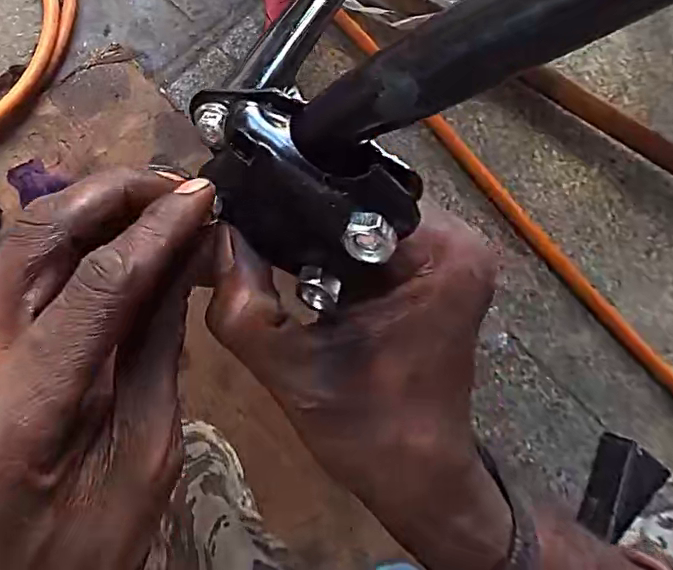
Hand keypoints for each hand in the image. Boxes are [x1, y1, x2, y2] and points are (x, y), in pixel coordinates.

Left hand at [0, 171, 216, 569]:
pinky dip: (64, 246)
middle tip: (170, 184)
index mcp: (8, 423)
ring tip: (148, 201)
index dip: (153, 229)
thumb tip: (186, 250)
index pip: (91, 288)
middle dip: (109, 194)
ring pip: (13, 246)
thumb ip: (158, 347)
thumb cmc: (79, 566)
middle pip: (32, 239)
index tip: (199, 195)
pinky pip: (6, 277)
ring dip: (87, 210)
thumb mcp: (142, 465)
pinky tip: (107, 240)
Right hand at [206, 213, 511, 569]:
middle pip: (353, 194)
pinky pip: (367, 230)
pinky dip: (332, 246)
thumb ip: (242, 305)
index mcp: (440, 252)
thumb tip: (218, 233)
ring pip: (356, 209)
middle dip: (301, 215)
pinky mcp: (432, 261)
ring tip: (274, 254)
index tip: (246, 213)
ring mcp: (447, 247)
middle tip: (252, 235)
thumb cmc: (372, 433)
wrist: (421, 480)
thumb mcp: (291, 372)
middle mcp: (454, 236)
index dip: (291, 200)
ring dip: (314, 230)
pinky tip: (304, 268)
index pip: (349, 193)